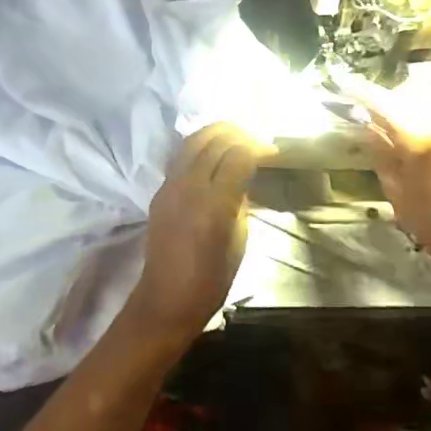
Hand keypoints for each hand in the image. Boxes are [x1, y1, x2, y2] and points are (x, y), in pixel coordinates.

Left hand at [120, 124, 272, 340]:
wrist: (167, 297)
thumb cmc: (211, 279)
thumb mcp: (239, 241)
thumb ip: (240, 204)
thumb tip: (243, 180)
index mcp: (214, 203)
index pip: (237, 157)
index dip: (257, 148)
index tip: (272, 151)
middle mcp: (189, 186)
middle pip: (213, 141)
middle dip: (237, 133)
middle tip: (256, 138)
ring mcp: (169, 185)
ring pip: (192, 142)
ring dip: (215, 133)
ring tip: (235, 136)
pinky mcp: (159, 190)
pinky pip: (179, 156)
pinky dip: (198, 147)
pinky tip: (212, 153)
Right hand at [337, 75, 430, 290]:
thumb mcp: (397, 191)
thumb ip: (381, 152)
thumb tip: (366, 125)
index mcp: (421, 140)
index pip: (384, 102)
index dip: (362, 92)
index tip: (345, 83)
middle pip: (416, 97)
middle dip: (397, 103)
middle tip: (382, 116)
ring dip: (425, 117)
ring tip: (417, 136)